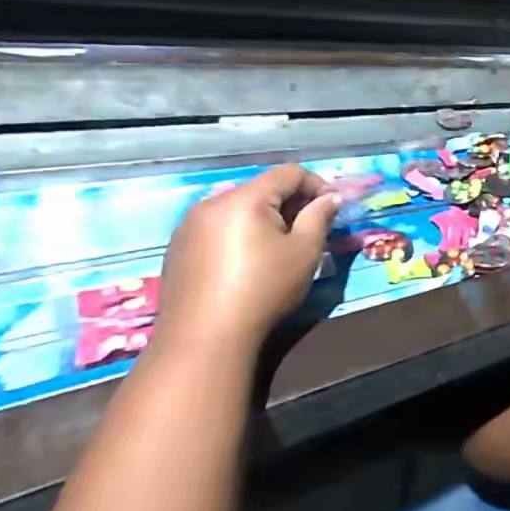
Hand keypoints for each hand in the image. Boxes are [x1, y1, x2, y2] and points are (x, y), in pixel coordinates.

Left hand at [155, 164, 340, 348]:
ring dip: (263, 219)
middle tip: (309, 231)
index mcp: (245, 198)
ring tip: (277, 249)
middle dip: (290, 203)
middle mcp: (212, 202)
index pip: (288, 172)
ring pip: (237, 208)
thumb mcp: (304, 253)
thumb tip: (331, 197)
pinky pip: (216, 228)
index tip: (332, 208)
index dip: (316, 184)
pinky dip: (238, 234)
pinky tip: (245, 264)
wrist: (205, 338)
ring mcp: (189, 225)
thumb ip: (320, 217)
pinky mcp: (178, 247)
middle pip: (261, 188)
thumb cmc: (264, 290)